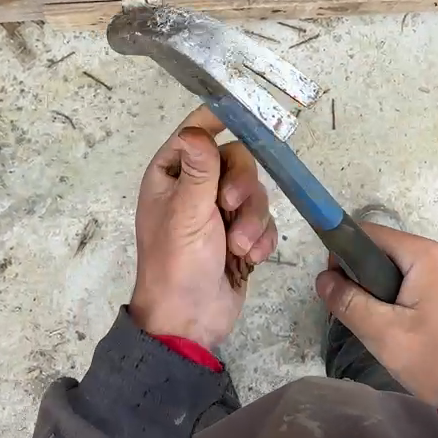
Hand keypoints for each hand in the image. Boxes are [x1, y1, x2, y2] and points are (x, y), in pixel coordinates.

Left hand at [130, 105, 278, 347]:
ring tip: (239, 248)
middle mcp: (197, 185)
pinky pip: (265, 220)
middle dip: (243, 187)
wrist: (190, 323)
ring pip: (256, 191)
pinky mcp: (242, 233)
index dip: (220, 118)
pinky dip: (261, 238)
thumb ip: (200, 168)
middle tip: (232, 208)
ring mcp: (220, 210)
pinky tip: (249, 259)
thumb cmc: (177, 264)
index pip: (198, 131)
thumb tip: (196, 127)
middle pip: (238, 159)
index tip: (249, 114)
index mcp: (172, 173)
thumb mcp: (187, 212)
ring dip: (252, 220)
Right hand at [314, 223, 437, 406]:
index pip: (368, 234)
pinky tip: (409, 328)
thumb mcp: (386, 336)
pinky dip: (407, 297)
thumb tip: (323, 279)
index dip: (345, 256)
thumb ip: (349, 303)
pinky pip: (421, 281)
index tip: (338, 287)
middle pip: (385, 251)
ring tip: (386, 327)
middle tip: (362, 315)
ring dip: (385, 290)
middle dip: (366, 278)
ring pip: (402, 269)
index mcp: (424, 253)